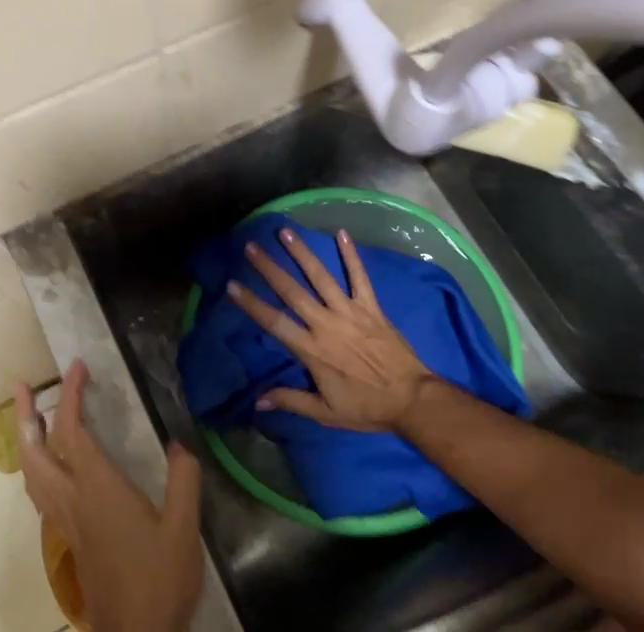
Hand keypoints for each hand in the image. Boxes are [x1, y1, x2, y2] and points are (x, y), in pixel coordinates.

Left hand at [16, 360, 202, 631]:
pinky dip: (38, 468)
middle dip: (25, 416)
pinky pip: (41, 494)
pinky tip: (53, 468)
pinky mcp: (69, 540)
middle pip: (35, 452)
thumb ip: (183, 481)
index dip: (71, 395)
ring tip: (31, 420)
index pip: (73, 431)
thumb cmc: (159, 578)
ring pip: (32, 475)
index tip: (78, 367)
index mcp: (97, 489)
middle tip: (21, 387)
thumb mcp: (184, 528)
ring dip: (27, 441)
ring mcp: (66, 522)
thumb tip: (178, 444)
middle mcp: (72, 501)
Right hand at [226, 226, 433, 431]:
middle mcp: (326, 324)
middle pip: (292, 291)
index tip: (232, 285)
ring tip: (285, 232)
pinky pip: (360, 277)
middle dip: (269, 268)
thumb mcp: (325, 412)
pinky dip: (351, 255)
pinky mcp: (372, 307)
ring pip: (321, 277)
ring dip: (302, 253)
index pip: (274, 322)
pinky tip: (342, 233)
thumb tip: (257, 401)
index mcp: (312, 350)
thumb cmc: (366, 408)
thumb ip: (291, 401)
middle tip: (251, 246)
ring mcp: (350, 312)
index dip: (251, 303)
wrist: (412, 399)